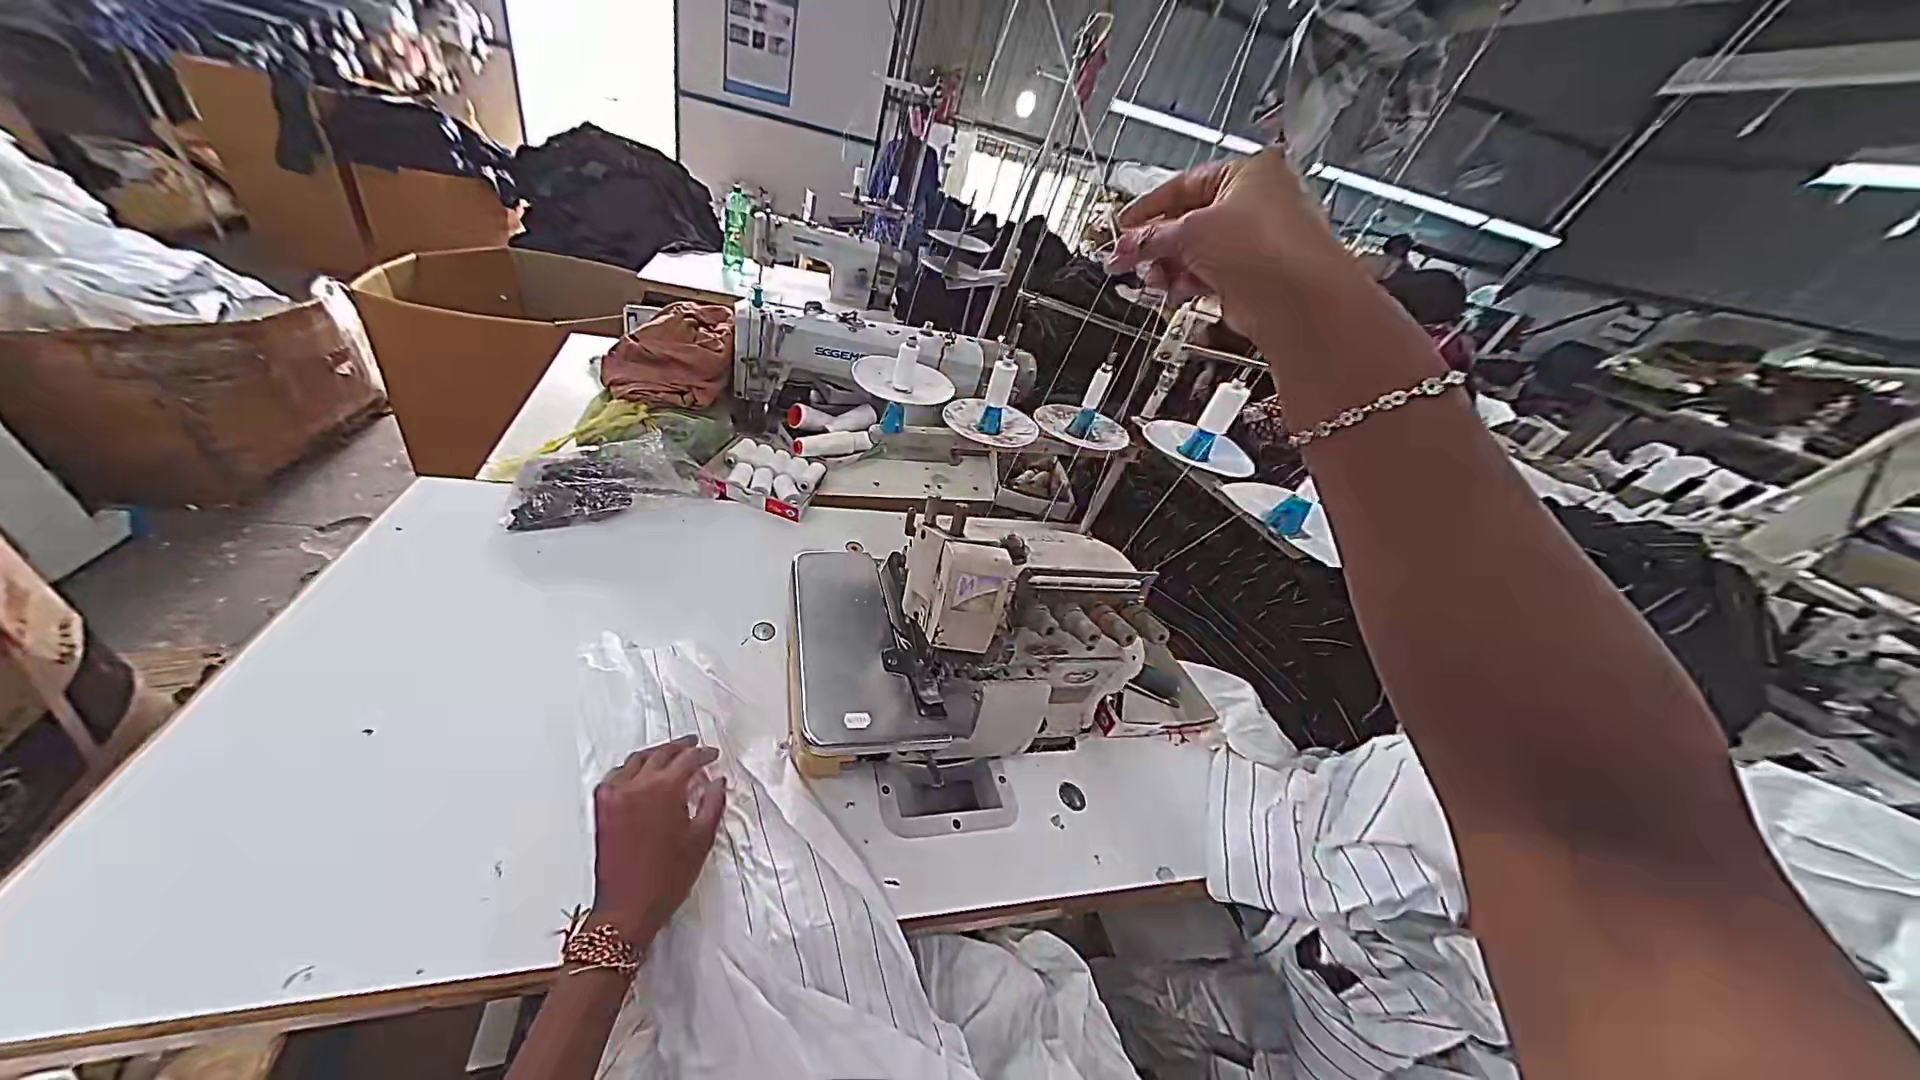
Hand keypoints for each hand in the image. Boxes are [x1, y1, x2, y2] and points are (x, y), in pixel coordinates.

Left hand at [590, 735, 725, 944]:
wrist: (627, 910)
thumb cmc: (665, 878)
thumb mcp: (701, 838)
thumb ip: (713, 802)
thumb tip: (717, 783)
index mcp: (663, 789)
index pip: (688, 759)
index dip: (704, 754)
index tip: (712, 756)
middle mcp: (636, 786)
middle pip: (661, 754)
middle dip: (680, 748)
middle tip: (694, 748)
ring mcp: (615, 797)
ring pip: (637, 761)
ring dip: (656, 754)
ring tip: (670, 757)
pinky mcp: (602, 810)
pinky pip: (616, 776)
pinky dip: (631, 769)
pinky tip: (640, 774)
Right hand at [1107, 150, 1361, 341]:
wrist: (1295, 300)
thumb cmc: (1267, 250)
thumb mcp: (1191, 232)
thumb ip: (1152, 237)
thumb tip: (1127, 244)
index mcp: (1248, 173)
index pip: (1184, 185)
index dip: (1148, 208)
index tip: (1124, 227)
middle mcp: (1255, 204)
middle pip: (1188, 222)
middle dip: (1157, 244)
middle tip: (1129, 258)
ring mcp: (1253, 243)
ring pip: (1196, 253)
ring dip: (1170, 267)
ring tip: (1153, 277)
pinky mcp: (1249, 278)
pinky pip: (1207, 276)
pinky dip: (1188, 283)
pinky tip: (1174, 289)